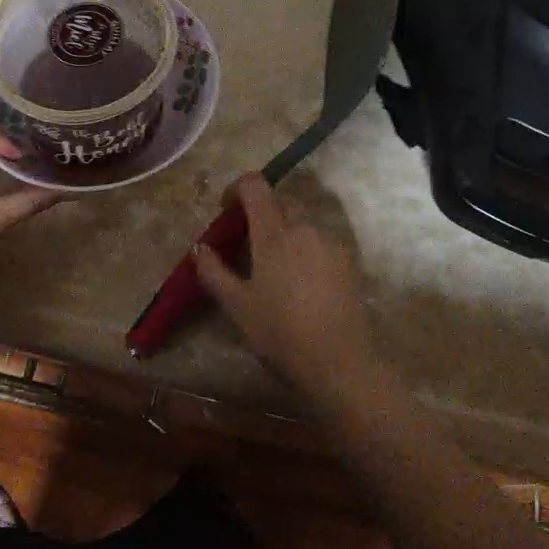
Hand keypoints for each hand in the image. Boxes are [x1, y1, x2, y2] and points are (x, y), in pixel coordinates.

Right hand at [193, 174, 371, 385]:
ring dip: (284, 232)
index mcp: (274, 232)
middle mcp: (305, 227)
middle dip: (260, 213)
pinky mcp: (349, 262)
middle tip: (246, 244)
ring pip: (302, 222)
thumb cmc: (280, 332)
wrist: (340, 363)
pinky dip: (306, 249)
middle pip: (280, 201)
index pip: (255, 185)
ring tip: (274, 268)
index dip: (236, 188)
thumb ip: (213, 271)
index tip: (226, 211)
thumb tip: (200, 248)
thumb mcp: (237, 306)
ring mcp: (331, 242)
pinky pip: (321, 241)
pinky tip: (301, 283)